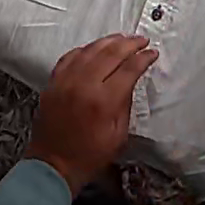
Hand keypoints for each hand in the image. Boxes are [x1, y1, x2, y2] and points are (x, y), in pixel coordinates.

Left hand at [24, 34, 156, 194]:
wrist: (53, 165)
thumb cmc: (89, 155)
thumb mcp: (118, 135)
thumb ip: (125, 103)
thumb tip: (130, 79)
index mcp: (103, 101)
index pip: (128, 69)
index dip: (143, 58)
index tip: (152, 53)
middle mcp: (83, 85)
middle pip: (111, 53)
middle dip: (129, 44)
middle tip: (141, 40)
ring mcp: (66, 81)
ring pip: (90, 50)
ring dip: (109, 41)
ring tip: (122, 39)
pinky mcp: (53, 82)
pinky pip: (70, 56)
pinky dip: (85, 49)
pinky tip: (95, 48)